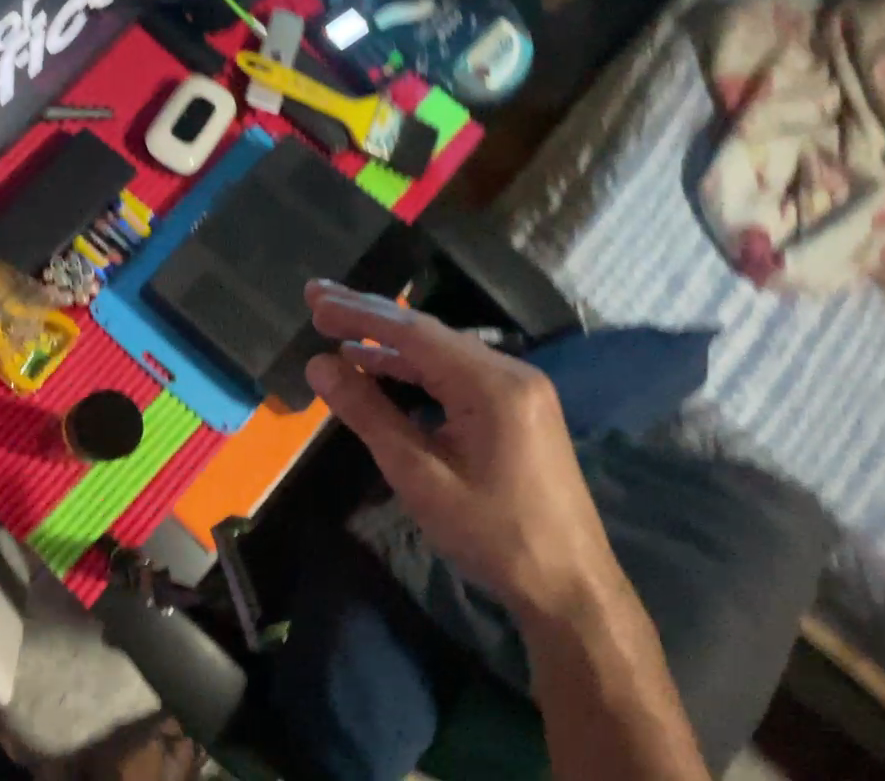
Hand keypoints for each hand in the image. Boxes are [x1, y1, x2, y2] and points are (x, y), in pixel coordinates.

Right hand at [302, 282, 620, 622]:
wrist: (571, 589)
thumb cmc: (493, 534)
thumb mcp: (419, 474)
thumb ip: (368, 413)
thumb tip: (318, 365)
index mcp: (493, 386)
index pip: (413, 334)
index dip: (359, 315)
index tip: (313, 301)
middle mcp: (510, 375)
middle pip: (428, 334)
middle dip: (368, 315)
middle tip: (316, 296)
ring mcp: (517, 393)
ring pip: (439, 353)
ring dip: (386, 343)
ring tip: (335, 327)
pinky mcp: (514, 412)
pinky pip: (453, 376)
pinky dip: (410, 369)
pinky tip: (376, 368)